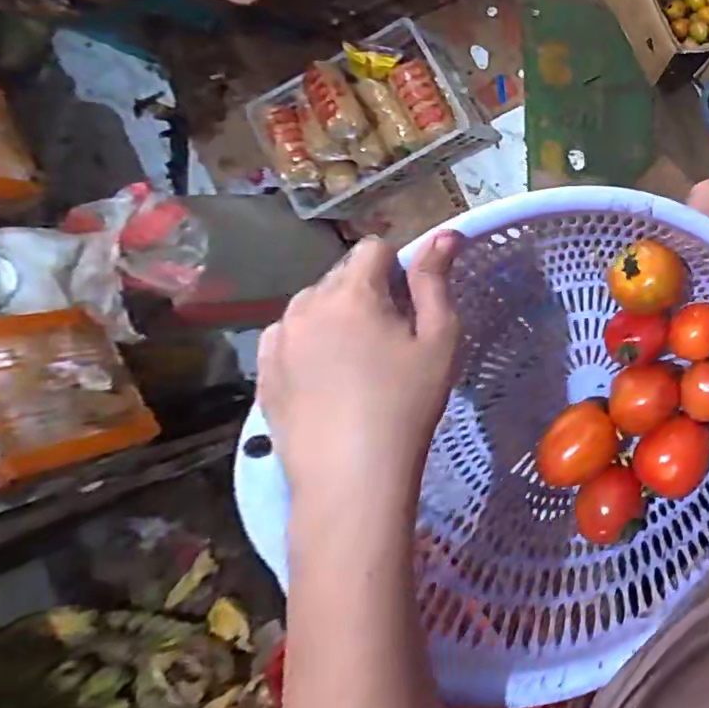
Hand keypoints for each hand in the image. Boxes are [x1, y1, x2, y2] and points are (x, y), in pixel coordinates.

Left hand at [258, 232, 462, 506]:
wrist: (351, 472)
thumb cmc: (408, 398)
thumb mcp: (440, 336)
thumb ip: (436, 280)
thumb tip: (445, 235)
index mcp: (350, 294)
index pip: (374, 248)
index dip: (401, 265)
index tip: (417, 301)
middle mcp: (304, 307)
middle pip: (343, 274)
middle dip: (371, 289)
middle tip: (398, 333)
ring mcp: (276, 340)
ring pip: (315, 304)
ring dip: (341, 313)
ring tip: (364, 357)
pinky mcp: (264, 371)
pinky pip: (292, 334)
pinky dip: (315, 340)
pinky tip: (335, 376)